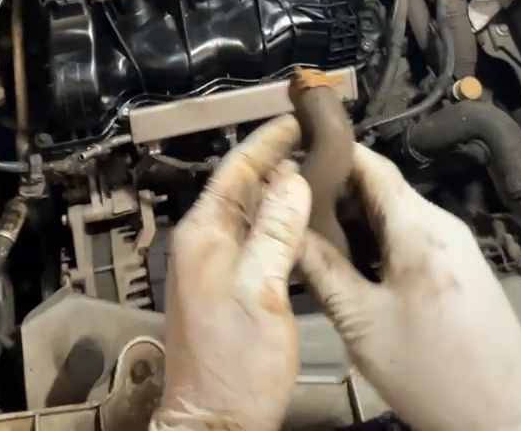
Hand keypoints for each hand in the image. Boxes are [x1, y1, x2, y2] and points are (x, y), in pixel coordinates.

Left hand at [151, 116, 310, 430]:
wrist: (216, 424)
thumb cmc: (234, 360)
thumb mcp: (259, 290)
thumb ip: (275, 230)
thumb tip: (293, 176)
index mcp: (202, 232)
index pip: (235, 169)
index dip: (266, 142)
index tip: (296, 120)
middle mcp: (205, 240)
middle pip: (243, 187)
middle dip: (277, 161)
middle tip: (316, 140)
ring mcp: (217, 264)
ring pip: (252, 213)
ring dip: (281, 190)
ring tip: (319, 171)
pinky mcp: (233, 286)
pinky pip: (258, 239)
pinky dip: (281, 223)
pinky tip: (306, 221)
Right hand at [295, 144, 520, 430]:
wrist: (509, 417)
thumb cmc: (431, 370)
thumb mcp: (362, 322)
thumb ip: (321, 267)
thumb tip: (287, 222)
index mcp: (418, 224)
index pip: (369, 161)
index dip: (329, 151)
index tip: (291, 153)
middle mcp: (439, 220)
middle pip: (380, 185)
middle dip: (336, 189)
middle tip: (292, 203)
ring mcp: (454, 241)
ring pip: (394, 210)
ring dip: (355, 216)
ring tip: (312, 231)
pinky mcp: (459, 262)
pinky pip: (410, 232)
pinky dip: (377, 236)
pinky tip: (351, 259)